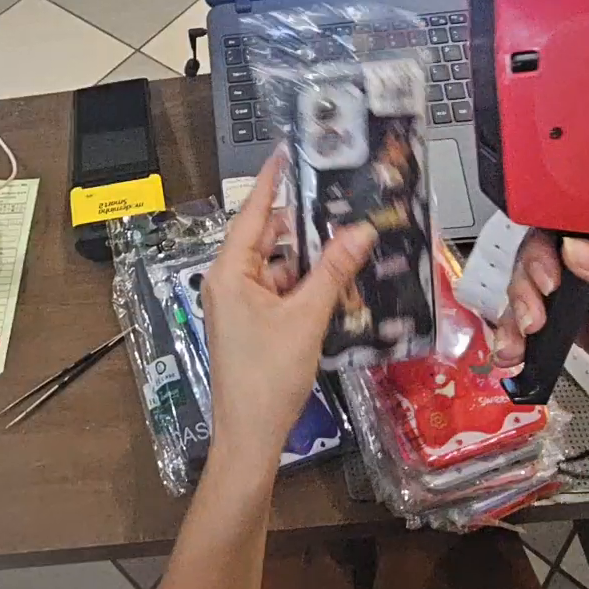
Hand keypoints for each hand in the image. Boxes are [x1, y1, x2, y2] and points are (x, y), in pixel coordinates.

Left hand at [202, 150, 377, 473]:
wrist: (250, 437)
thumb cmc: (268, 376)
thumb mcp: (305, 319)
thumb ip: (332, 272)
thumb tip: (359, 231)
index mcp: (230, 272)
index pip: (251, 214)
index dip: (270, 181)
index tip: (286, 152)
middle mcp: (229, 280)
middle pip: (267, 238)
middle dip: (302, 226)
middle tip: (340, 206)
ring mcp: (239, 302)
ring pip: (277, 265)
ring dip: (308, 259)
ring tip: (347, 242)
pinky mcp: (252, 321)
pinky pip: (279, 289)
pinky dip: (304, 284)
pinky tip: (336, 282)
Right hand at [490, 230, 588, 418]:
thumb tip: (577, 251)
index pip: (574, 221)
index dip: (549, 239)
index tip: (547, 271)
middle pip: (542, 254)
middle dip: (526, 281)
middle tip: (534, 314)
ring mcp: (587, 296)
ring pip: (531, 289)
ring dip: (515, 312)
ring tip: (520, 341)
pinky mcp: (578, 330)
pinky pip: (537, 326)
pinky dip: (517, 338)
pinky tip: (513, 352)